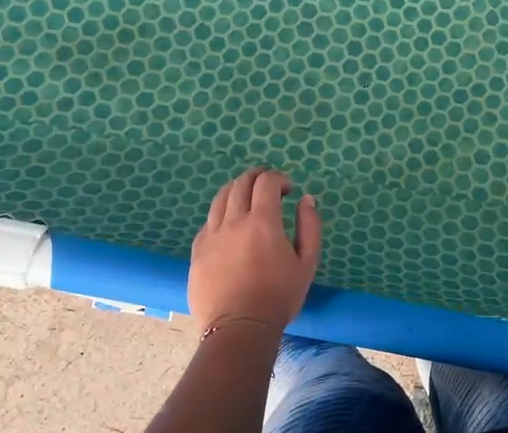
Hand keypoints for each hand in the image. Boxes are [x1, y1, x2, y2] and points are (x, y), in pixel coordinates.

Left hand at [188, 167, 321, 334]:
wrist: (239, 330)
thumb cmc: (278, 297)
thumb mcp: (307, 263)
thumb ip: (310, 226)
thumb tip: (306, 199)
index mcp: (263, 222)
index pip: (266, 182)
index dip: (278, 178)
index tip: (287, 190)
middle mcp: (234, 221)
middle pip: (241, 183)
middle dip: (257, 177)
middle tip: (267, 186)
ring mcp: (212, 236)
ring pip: (220, 197)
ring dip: (236, 189)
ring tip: (246, 198)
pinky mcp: (197, 252)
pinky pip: (208, 222)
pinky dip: (221, 214)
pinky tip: (229, 225)